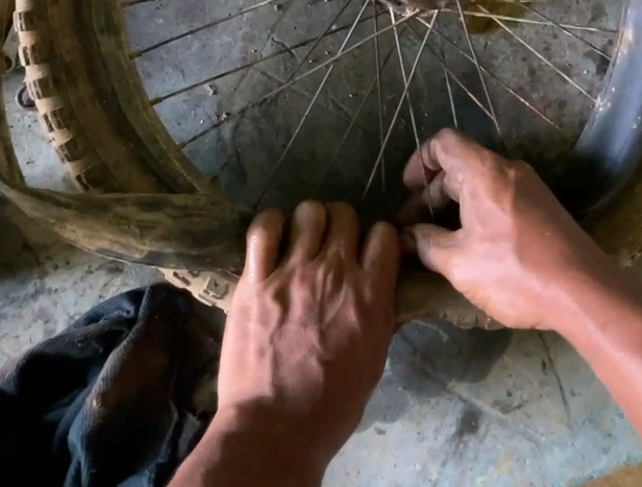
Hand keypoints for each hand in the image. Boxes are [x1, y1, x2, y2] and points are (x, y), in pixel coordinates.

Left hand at [210, 201, 399, 470]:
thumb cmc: (332, 405)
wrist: (275, 428)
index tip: (367, 250)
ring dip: (308, 221)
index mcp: (370, 293)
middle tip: (331, 242)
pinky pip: (263, 229)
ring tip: (300, 238)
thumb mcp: (374, 359)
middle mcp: (335, 271)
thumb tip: (385, 288)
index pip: (383, 234)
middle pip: (344, 214)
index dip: (376, 238)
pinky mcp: (256, 279)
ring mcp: (292, 271)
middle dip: (341, 224)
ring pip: (308, 213)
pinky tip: (271, 237)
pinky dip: (270, 225)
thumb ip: (380, 314)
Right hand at [398, 129, 619, 330]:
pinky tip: (470, 247)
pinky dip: (477, 213)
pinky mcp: (541, 208)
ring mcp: (528, 188)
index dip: (419, 161)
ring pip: (480, 184)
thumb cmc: (515, 272)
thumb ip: (426, 244)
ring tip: (438, 243)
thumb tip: (405, 236)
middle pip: (460, 165)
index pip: (443, 142)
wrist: (584, 292)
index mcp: (484, 171)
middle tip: (415, 230)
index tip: (408, 192)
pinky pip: (499, 197)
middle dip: (432, 194)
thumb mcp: (459, 263)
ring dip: (454, 207)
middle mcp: (507, 169)